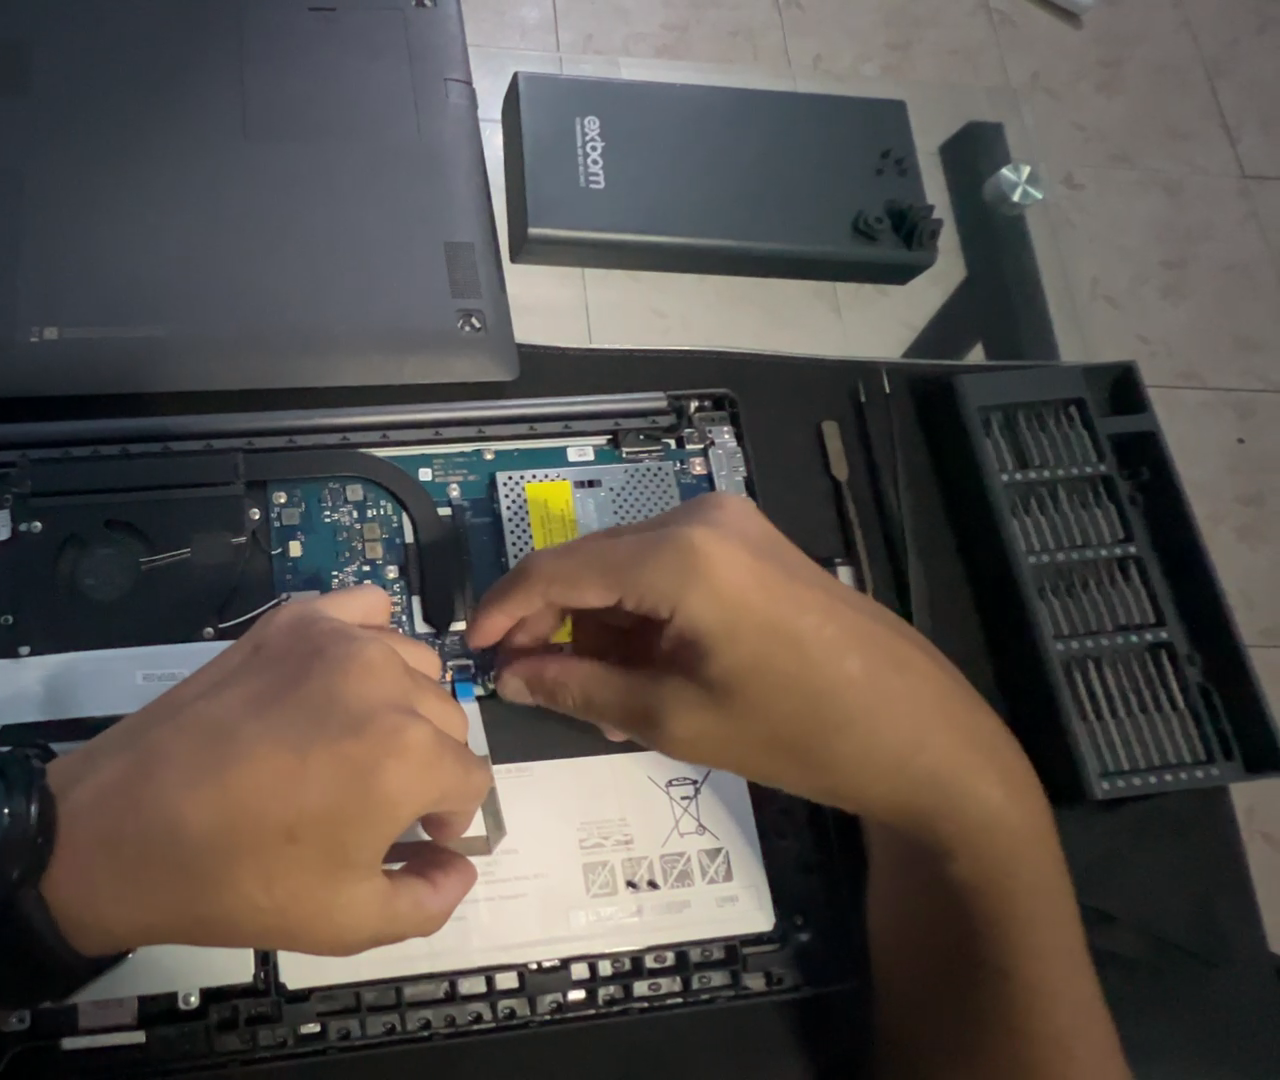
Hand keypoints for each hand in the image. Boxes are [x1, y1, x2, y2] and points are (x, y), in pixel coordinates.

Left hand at [38, 586, 492, 957]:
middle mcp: (384, 681)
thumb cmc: (239, 877)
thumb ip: (429, 899)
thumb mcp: (347, 920)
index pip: (471, 778)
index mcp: (409, 754)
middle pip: (447, 717)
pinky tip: (342, 674)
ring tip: (358, 737)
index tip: (414, 836)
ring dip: (405, 703)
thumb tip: (460, 862)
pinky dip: (370, 636)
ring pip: (413, 663)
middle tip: (377, 797)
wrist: (127, 824)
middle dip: (428, 763)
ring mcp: (334, 639)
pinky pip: (363, 608)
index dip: (449, 815)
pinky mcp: (290, 619)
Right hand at [466, 494, 1045, 843]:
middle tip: (522, 677)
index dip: (504, 610)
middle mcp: (697, 518)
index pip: (556, 571)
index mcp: (678, 556)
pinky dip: (633, 614)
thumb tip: (506, 676)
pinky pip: (660, 569)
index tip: (472, 651)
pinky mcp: (745, 541)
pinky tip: (635, 665)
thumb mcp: (670, 718)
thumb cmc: (798, 734)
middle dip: (546, 620)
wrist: (929, 739)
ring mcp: (727, 524)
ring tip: (589, 689)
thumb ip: (574, 688)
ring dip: (591, 623)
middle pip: (586, 563)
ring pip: (620, 568)